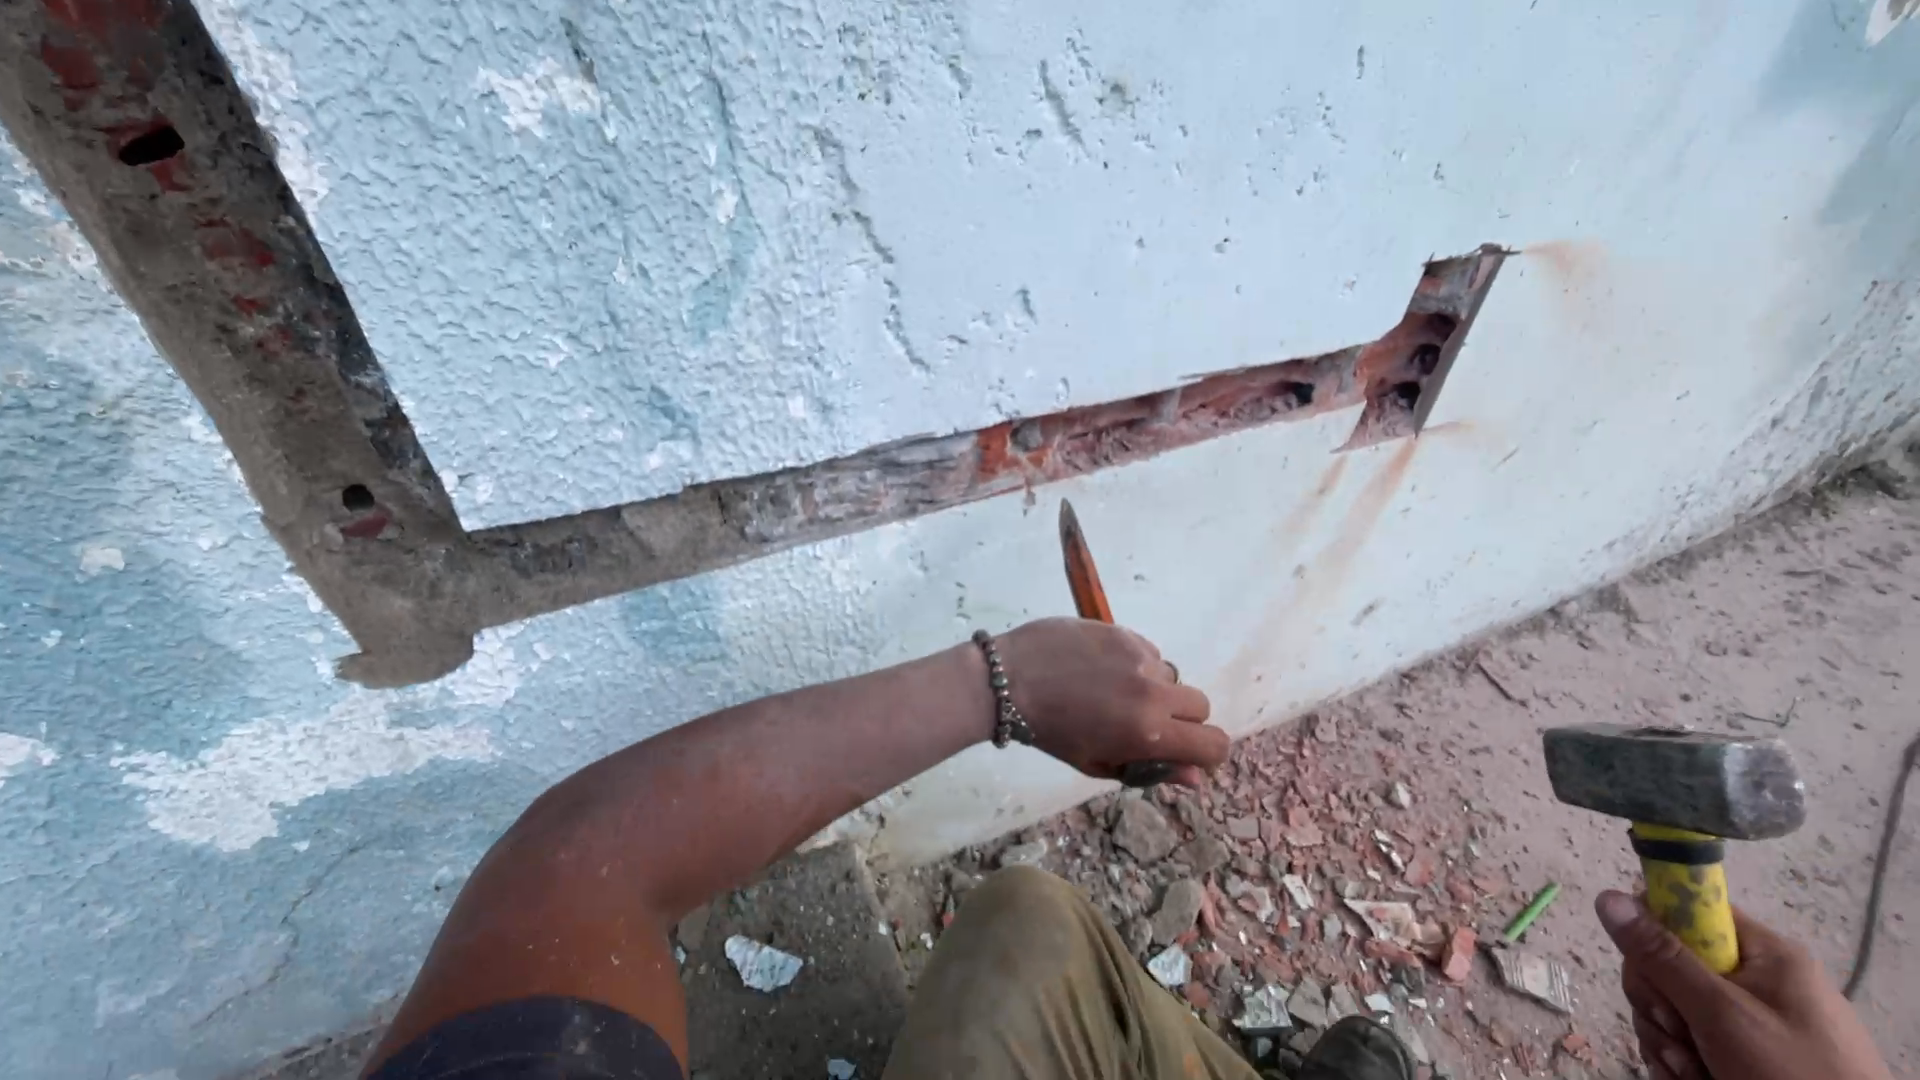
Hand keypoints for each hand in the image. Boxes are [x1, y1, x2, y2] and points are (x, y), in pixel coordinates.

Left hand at [994, 617, 1226, 786]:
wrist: (1008, 680)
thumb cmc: (1049, 731)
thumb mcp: (1096, 762)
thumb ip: (1150, 769)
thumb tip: (1194, 776)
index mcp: (1148, 734)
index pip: (1214, 744)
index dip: (1206, 752)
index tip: (1185, 749)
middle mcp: (1152, 693)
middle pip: (1200, 706)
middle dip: (1181, 718)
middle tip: (1146, 720)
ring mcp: (1139, 658)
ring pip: (1171, 676)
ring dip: (1154, 687)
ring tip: (1113, 689)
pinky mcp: (1123, 632)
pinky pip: (1148, 651)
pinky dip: (1134, 662)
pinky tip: (1100, 667)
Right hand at [1595, 891, 1893, 1079]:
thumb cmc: (1795, 1078)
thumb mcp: (1724, 1016)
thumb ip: (1663, 957)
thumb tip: (1608, 896)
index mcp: (1765, 955)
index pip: (1686, 910)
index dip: (1652, 930)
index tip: (1648, 967)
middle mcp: (1755, 979)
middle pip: (1665, 962)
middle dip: (1657, 1003)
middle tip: (1677, 1033)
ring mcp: (1748, 1018)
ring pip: (1666, 1004)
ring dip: (1664, 1038)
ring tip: (1692, 1070)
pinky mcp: (1739, 1050)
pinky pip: (1680, 1035)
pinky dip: (1677, 1058)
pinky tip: (1693, 1077)